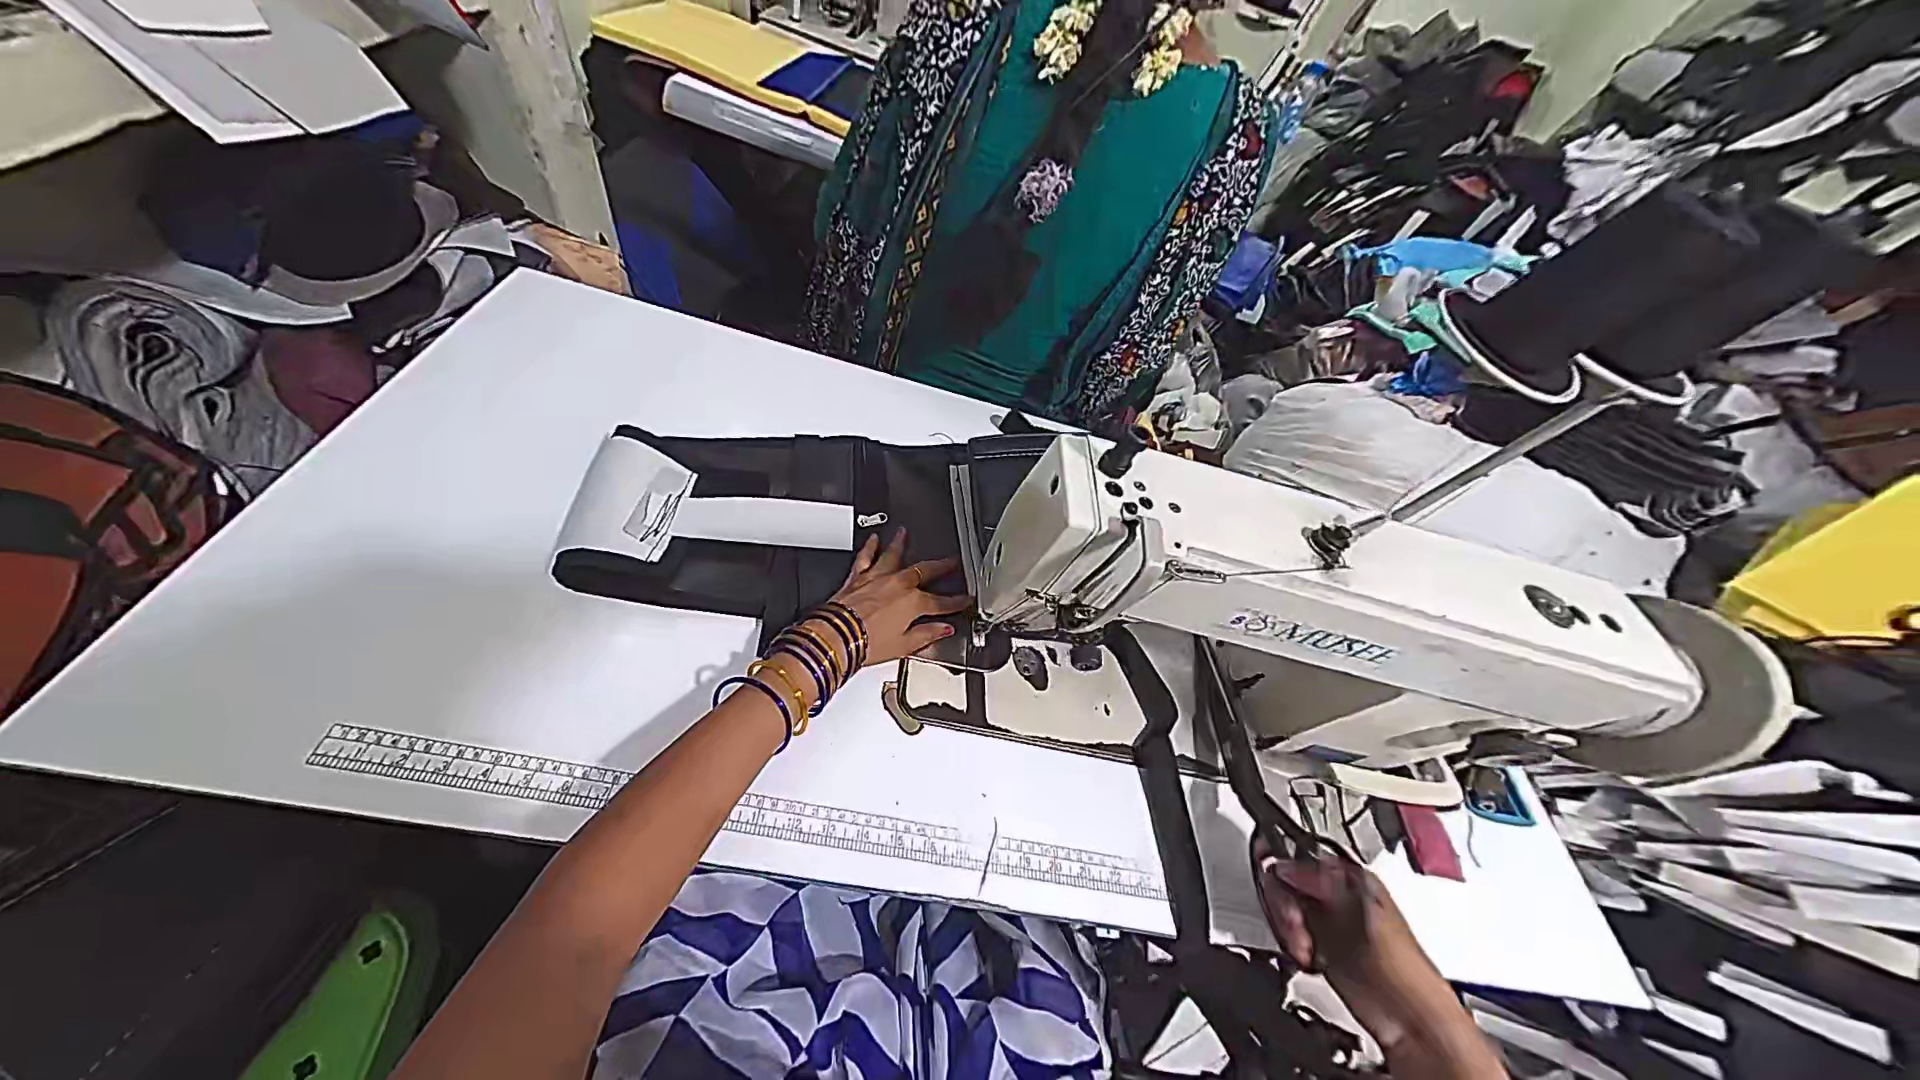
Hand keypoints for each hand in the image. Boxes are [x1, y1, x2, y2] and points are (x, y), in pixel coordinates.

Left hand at [827, 529, 972, 665]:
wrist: (836, 637)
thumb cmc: (866, 643)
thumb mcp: (904, 646)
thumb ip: (927, 634)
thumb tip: (942, 630)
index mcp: (913, 603)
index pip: (941, 602)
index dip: (956, 602)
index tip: (965, 599)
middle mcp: (897, 585)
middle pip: (925, 571)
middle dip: (941, 566)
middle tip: (951, 561)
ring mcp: (878, 578)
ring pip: (893, 555)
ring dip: (901, 543)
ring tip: (905, 533)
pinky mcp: (858, 577)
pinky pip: (866, 557)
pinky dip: (870, 547)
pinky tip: (873, 539)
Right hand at [1254, 837, 1500, 1077]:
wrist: (1411, 1024)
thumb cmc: (1402, 972)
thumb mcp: (1361, 914)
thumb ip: (1322, 882)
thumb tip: (1282, 864)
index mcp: (1351, 877)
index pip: (1297, 851)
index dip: (1281, 866)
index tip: (1273, 880)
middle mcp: (1335, 893)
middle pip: (1283, 879)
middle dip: (1283, 906)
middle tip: (1299, 929)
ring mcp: (1325, 918)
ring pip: (1281, 904)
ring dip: (1286, 929)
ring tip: (1308, 949)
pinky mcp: (1316, 942)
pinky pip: (1284, 929)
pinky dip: (1289, 943)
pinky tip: (1308, 957)